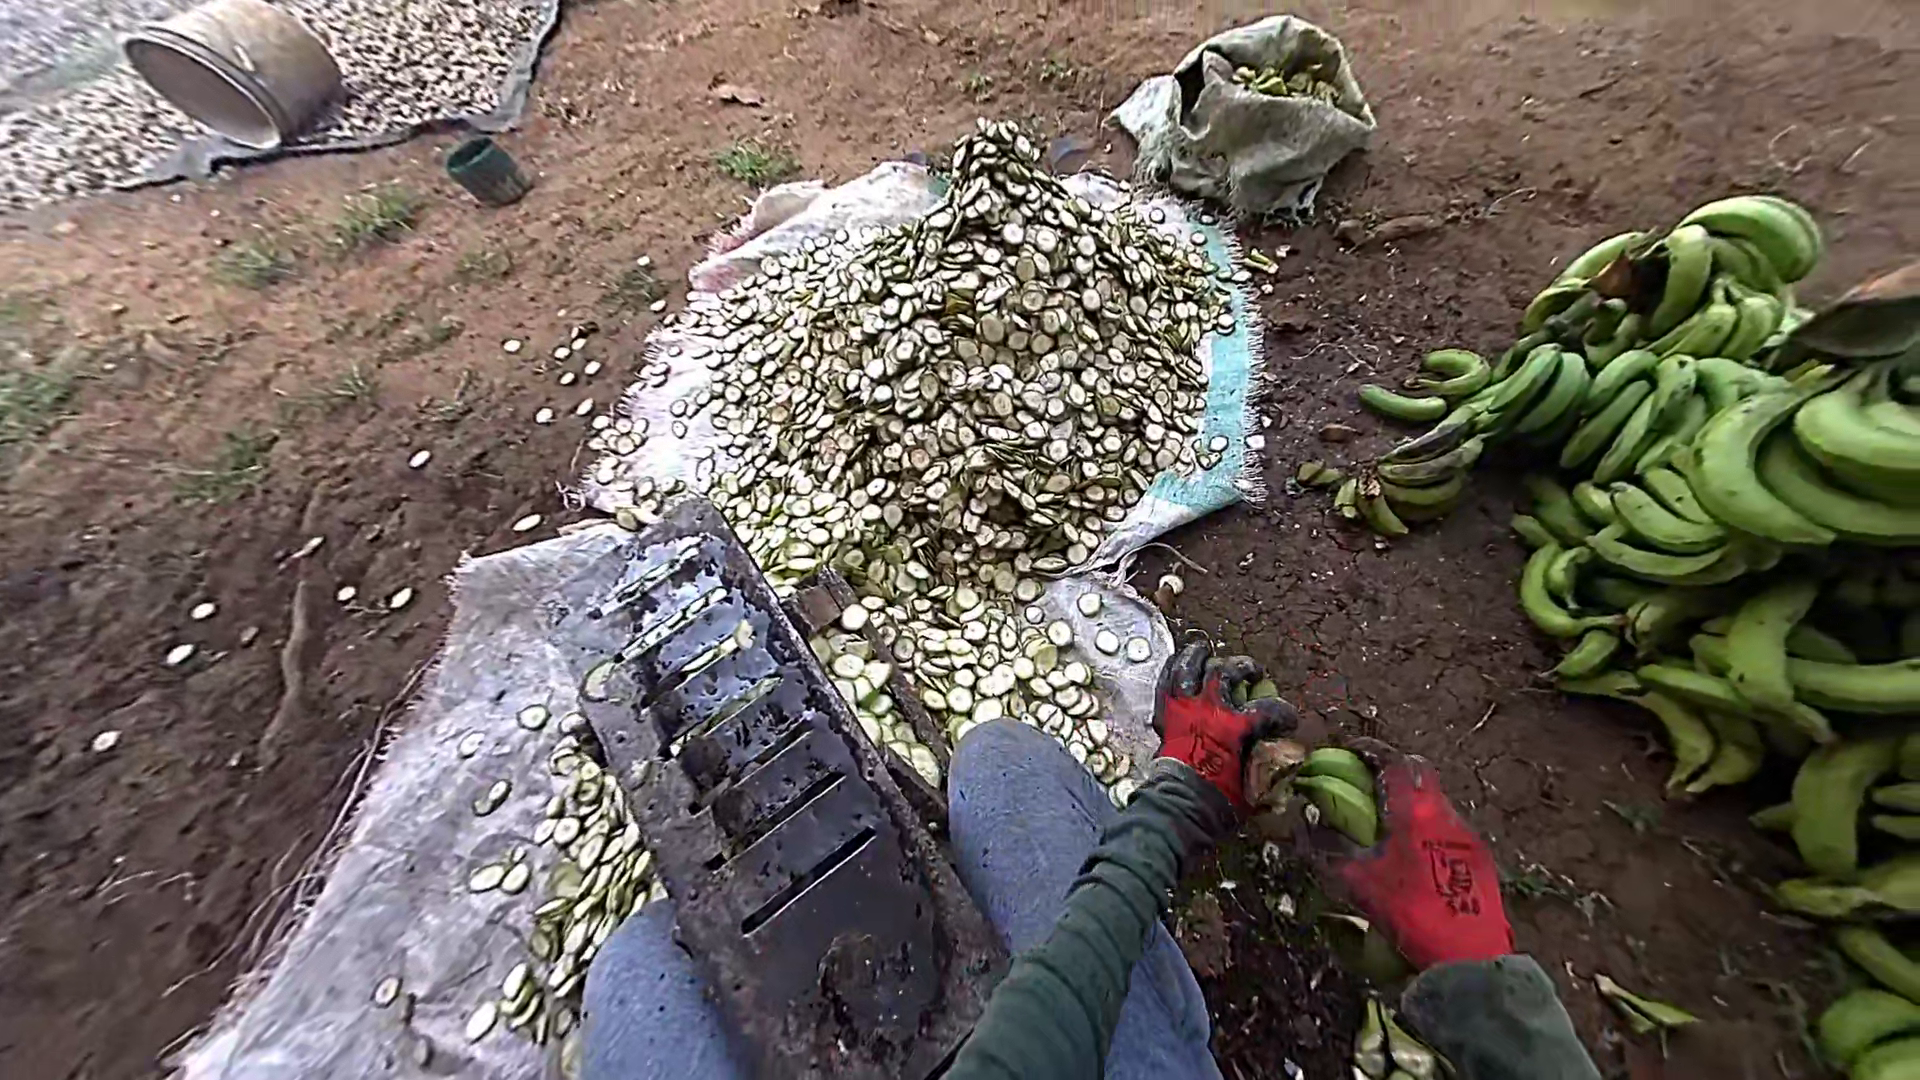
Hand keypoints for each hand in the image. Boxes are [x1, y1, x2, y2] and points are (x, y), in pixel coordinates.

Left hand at [1153, 643, 1296, 815]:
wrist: (1179, 805)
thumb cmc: (1220, 801)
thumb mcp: (1256, 786)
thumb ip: (1270, 764)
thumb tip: (1286, 755)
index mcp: (1236, 726)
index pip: (1270, 709)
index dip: (1284, 712)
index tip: (1288, 719)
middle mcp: (1208, 708)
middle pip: (1225, 672)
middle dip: (1242, 667)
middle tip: (1252, 670)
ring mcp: (1183, 707)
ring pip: (1190, 667)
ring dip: (1199, 656)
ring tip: (1205, 648)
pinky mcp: (1164, 712)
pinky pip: (1166, 681)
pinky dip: (1172, 669)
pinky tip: (1177, 662)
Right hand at [1327, 740, 1512, 970]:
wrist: (1470, 963)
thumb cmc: (1409, 912)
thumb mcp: (1355, 879)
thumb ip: (1322, 847)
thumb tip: (1297, 823)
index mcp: (1416, 813)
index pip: (1394, 761)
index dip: (1369, 751)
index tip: (1348, 750)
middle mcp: (1446, 816)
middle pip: (1419, 774)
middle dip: (1389, 770)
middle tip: (1362, 779)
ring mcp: (1468, 838)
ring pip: (1433, 799)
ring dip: (1407, 797)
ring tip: (1382, 815)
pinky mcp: (1479, 860)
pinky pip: (1445, 824)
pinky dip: (1423, 821)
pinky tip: (1408, 847)